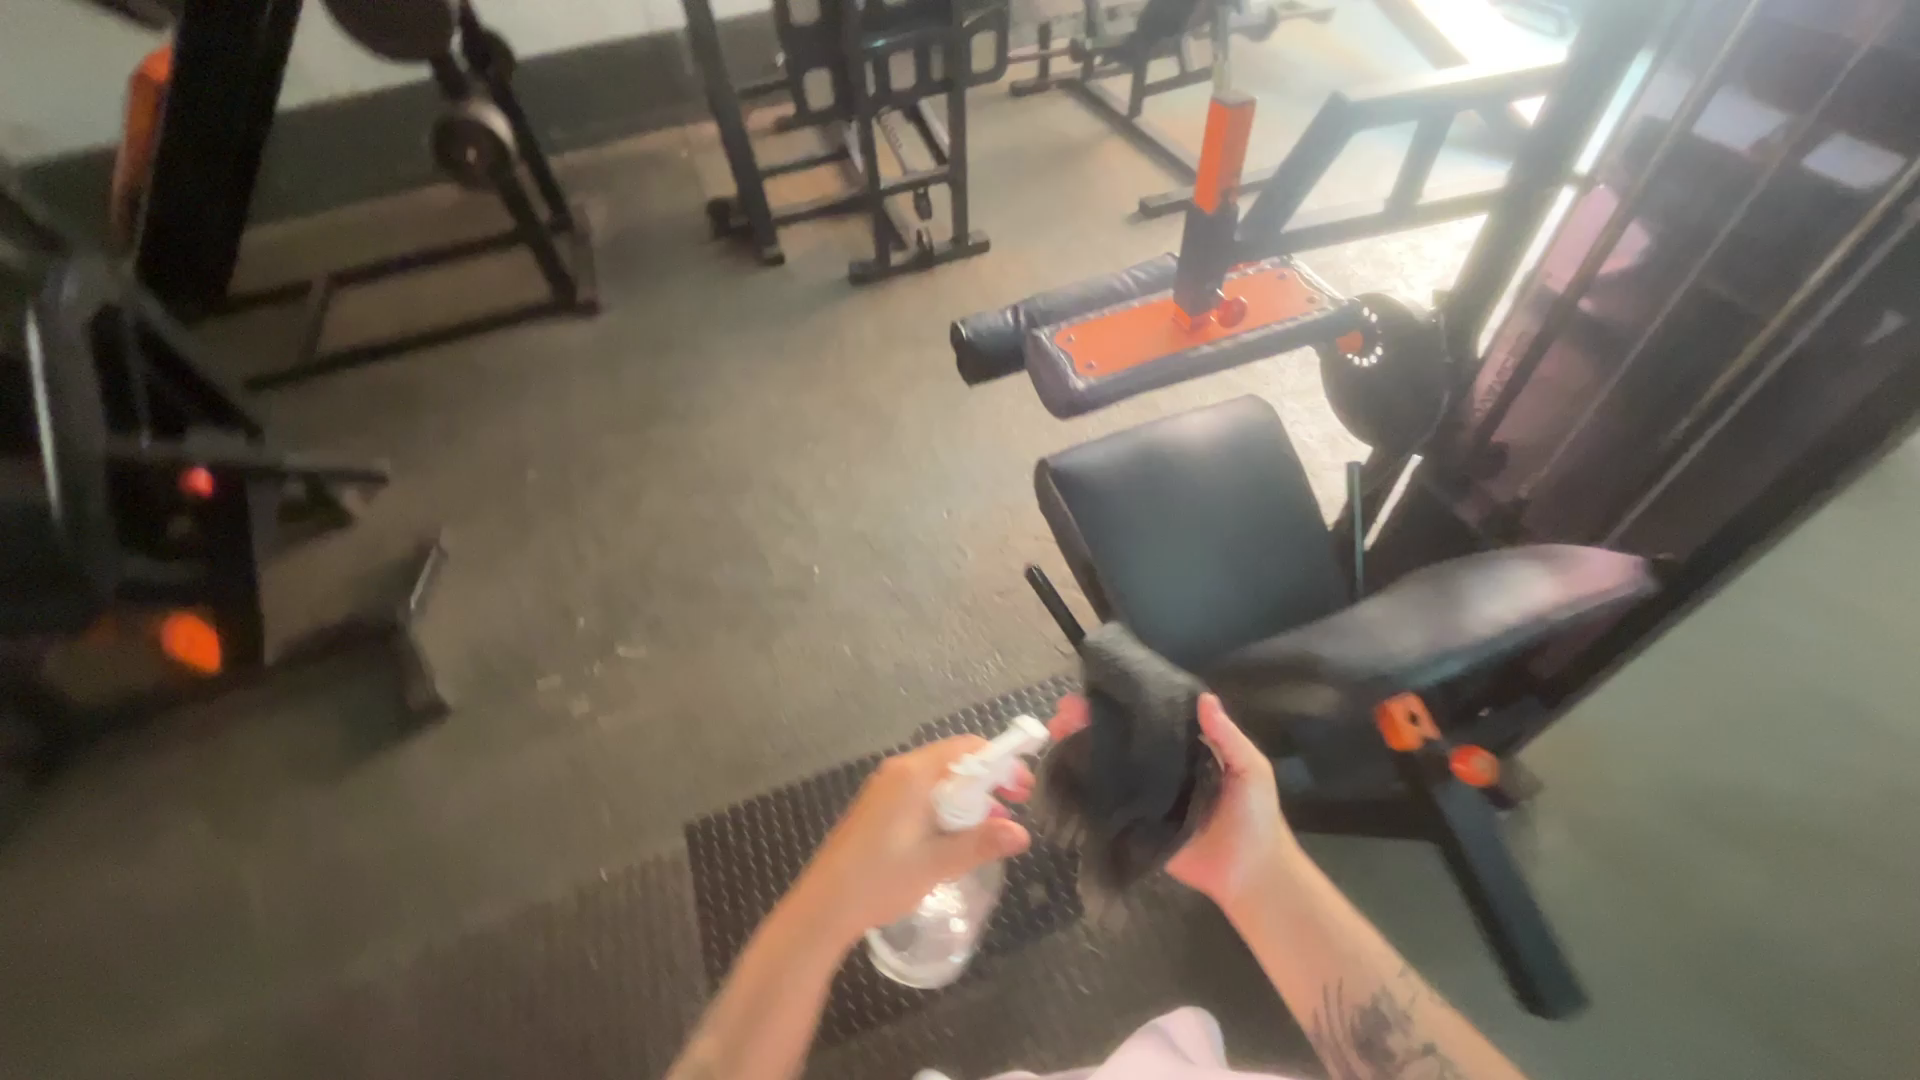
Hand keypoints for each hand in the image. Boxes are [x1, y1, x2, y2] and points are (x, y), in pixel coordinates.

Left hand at [794, 736, 1033, 946]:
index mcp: (913, 774)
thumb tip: (1022, 833)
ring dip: (968, 799)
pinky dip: (946, 809)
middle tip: (1013, 809)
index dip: (1000, 763)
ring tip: (991, 828)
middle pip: (954, 762)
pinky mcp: (880, 808)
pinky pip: (922, 795)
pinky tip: (956, 838)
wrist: (824, 906)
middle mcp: (899, 772)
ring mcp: (886, 789)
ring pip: (939, 781)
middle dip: (988, 782)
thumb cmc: (879, 879)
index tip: (1023, 789)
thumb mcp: (936, 863)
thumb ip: (981, 843)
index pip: (967, 748)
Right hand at [1047, 692, 1298, 912]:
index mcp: (1183, 750)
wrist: (1253, 875)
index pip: (1146, 720)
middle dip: (1087, 723)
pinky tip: (1061, 773)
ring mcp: (1143, 797)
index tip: (1093, 690)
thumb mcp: (1250, 769)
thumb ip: (1228, 737)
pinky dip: (1083, 789)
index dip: (1120, 705)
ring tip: (1054, 734)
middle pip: (1118, 741)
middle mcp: (1158, 769)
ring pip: (1106, 768)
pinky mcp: (1135, 826)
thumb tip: (1204, 697)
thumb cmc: (1256, 816)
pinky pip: (1106, 805)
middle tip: (1062, 712)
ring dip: (1079, 750)